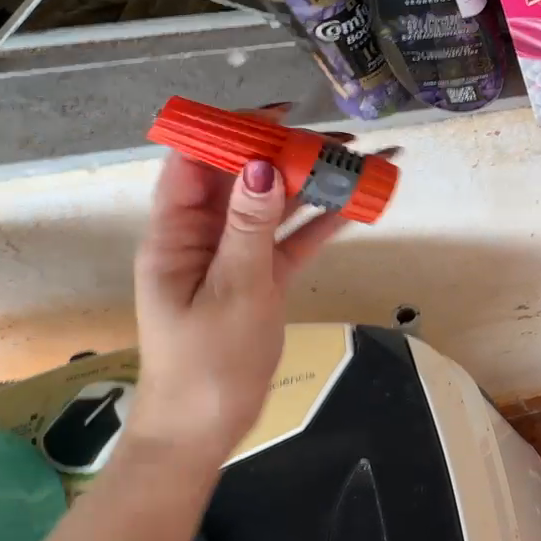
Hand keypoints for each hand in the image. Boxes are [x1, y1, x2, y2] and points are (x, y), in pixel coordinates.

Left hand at [128, 106, 367, 466]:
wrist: (205, 425)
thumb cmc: (207, 359)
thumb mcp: (233, 289)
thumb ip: (250, 226)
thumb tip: (262, 163)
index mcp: (176, 235)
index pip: (195, 164)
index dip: (232, 132)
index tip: (281, 115)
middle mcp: (204, 237)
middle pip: (245, 179)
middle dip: (289, 153)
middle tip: (342, 138)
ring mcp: (236, 256)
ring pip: (277, 205)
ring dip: (316, 183)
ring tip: (363, 161)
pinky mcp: (263, 276)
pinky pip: (295, 237)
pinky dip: (325, 221)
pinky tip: (359, 203)